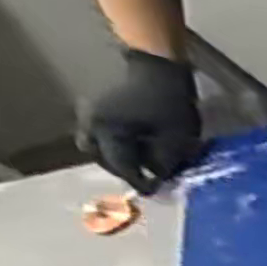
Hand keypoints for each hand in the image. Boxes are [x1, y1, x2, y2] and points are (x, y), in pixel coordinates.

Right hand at [82, 49, 201, 194]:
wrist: (159, 72)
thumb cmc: (171, 107)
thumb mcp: (175, 142)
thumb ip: (164, 164)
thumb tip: (157, 180)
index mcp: (108, 130)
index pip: (120, 166)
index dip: (139, 183)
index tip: (155, 193)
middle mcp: (91, 122)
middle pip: (101, 157)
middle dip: (123, 171)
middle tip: (147, 180)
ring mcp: (91, 114)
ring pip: (96, 146)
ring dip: (117, 159)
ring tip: (142, 167)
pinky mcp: (98, 110)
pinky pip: (99, 136)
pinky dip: (115, 147)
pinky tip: (136, 151)